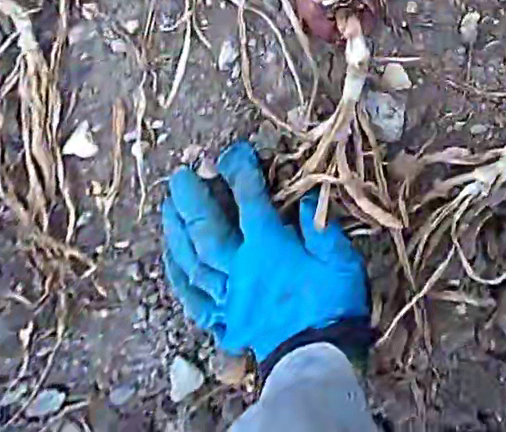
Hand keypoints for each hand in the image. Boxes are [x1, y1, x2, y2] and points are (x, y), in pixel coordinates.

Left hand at [160, 142, 368, 357]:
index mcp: (268, 248)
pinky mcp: (222, 319)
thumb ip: (319, 224)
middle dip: (192, 199)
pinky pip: (191, 295)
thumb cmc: (333, 298)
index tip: (234, 151)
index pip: (249, 202)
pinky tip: (169, 260)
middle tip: (179, 174)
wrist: (319, 355)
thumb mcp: (339, 254)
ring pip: (192, 261)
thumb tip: (305, 196)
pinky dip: (177, 276)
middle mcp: (239, 269)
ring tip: (167, 207)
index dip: (241, 173)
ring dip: (177, 232)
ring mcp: (225, 296)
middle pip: (207, 231)